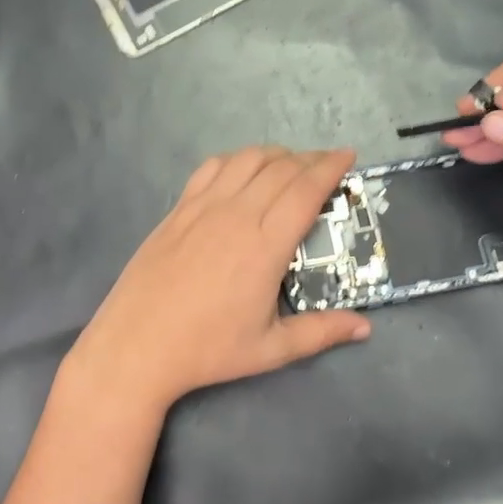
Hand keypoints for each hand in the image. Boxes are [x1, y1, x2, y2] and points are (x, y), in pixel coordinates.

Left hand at [66, 147, 371, 413]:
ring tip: (291, 164)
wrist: (137, 344)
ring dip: (276, 154)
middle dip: (310, 158)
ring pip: (246, 159)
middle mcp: (236, 214)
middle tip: (328, 163)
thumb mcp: (271, 349)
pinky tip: (244, 170)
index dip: (330, 167)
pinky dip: (237, 159)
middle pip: (281, 168)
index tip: (348, 155)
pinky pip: (212, 167)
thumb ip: (321, 332)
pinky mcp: (179, 208)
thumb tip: (366, 327)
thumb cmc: (207, 349)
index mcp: (265, 245)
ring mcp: (203, 206)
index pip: (305, 190)